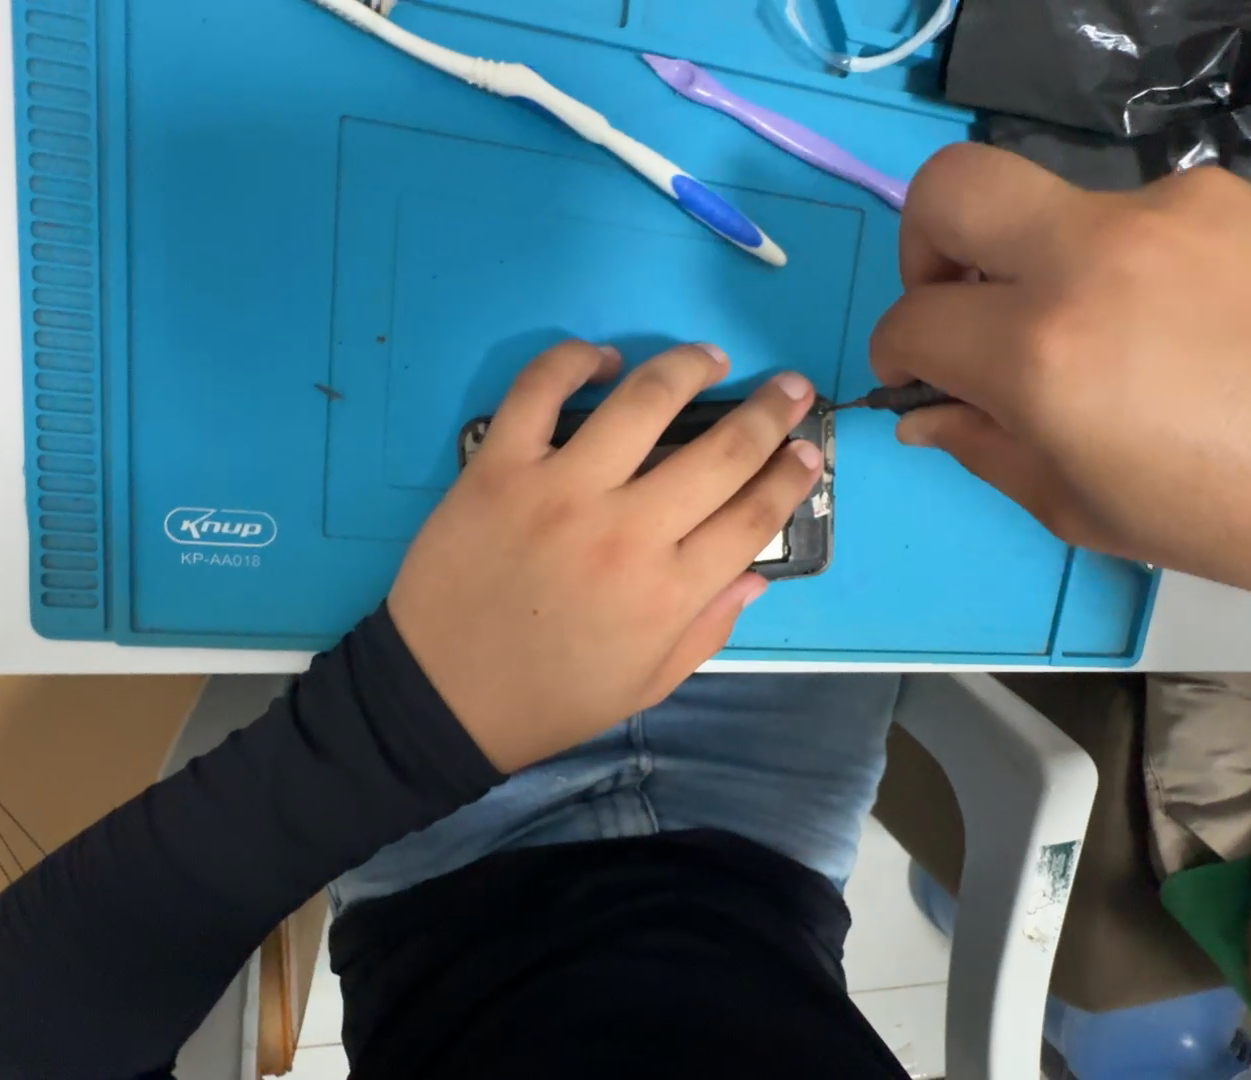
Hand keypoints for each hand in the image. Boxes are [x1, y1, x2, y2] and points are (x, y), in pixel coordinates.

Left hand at [388, 341, 823, 771]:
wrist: (441, 698)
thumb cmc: (550, 698)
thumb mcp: (647, 684)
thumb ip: (708, 628)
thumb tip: (756, 574)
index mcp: (669, 592)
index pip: (754, 516)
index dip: (791, 477)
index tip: (809, 450)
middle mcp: (627, 530)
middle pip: (722, 452)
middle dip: (771, 413)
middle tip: (790, 388)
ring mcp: (559, 491)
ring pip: (642, 403)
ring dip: (688, 367)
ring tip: (709, 357)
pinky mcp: (498, 468)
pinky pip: (538, 391)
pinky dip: (572, 361)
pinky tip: (602, 360)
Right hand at [871, 143, 1250, 610]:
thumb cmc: (1242, 519)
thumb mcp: (1079, 508)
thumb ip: (982, 446)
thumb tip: (923, 412)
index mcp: (1043, 351)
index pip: (912, 319)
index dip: (893, 354)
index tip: (911, 379)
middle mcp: (1091, 255)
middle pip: (949, 188)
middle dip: (921, 248)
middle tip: (955, 310)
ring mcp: (1169, 211)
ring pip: (1044, 210)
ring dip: (1028, 268)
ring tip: (1088, 342)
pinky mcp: (1234, 197)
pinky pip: (1126, 221)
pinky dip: (1105, 266)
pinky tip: (1162, 326)